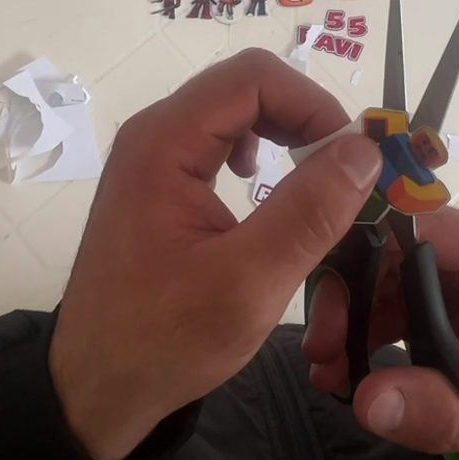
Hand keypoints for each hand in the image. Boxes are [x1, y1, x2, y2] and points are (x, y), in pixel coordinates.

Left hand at [49, 50, 384, 459]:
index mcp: (165, 142)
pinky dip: (256, 147)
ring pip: (233, 108)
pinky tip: (260, 184)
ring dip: (282, 130)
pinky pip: (215, 135)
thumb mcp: (248, 283)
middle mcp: (154, 131)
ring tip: (312, 176)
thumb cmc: (165, 339)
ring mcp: (152, 152)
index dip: (310, 102)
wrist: (95, 382)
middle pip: (244, 85)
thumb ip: (309, 212)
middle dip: (302, 115)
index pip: (252, 77)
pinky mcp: (158, 176)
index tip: (349, 154)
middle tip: (341, 168)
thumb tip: (362, 149)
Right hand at [302, 208, 458, 459]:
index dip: (363, 242)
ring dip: (346, 313)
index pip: (416, 221)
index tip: (323, 293)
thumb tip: (366, 400)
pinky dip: (358, 328)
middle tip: (320, 345)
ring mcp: (452, 269)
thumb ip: (438, 412)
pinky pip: (383, 295)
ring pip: (376, 267)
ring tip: (325, 367)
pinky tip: (341, 368)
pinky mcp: (436, 294)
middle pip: (387, 242)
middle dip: (347, 290)